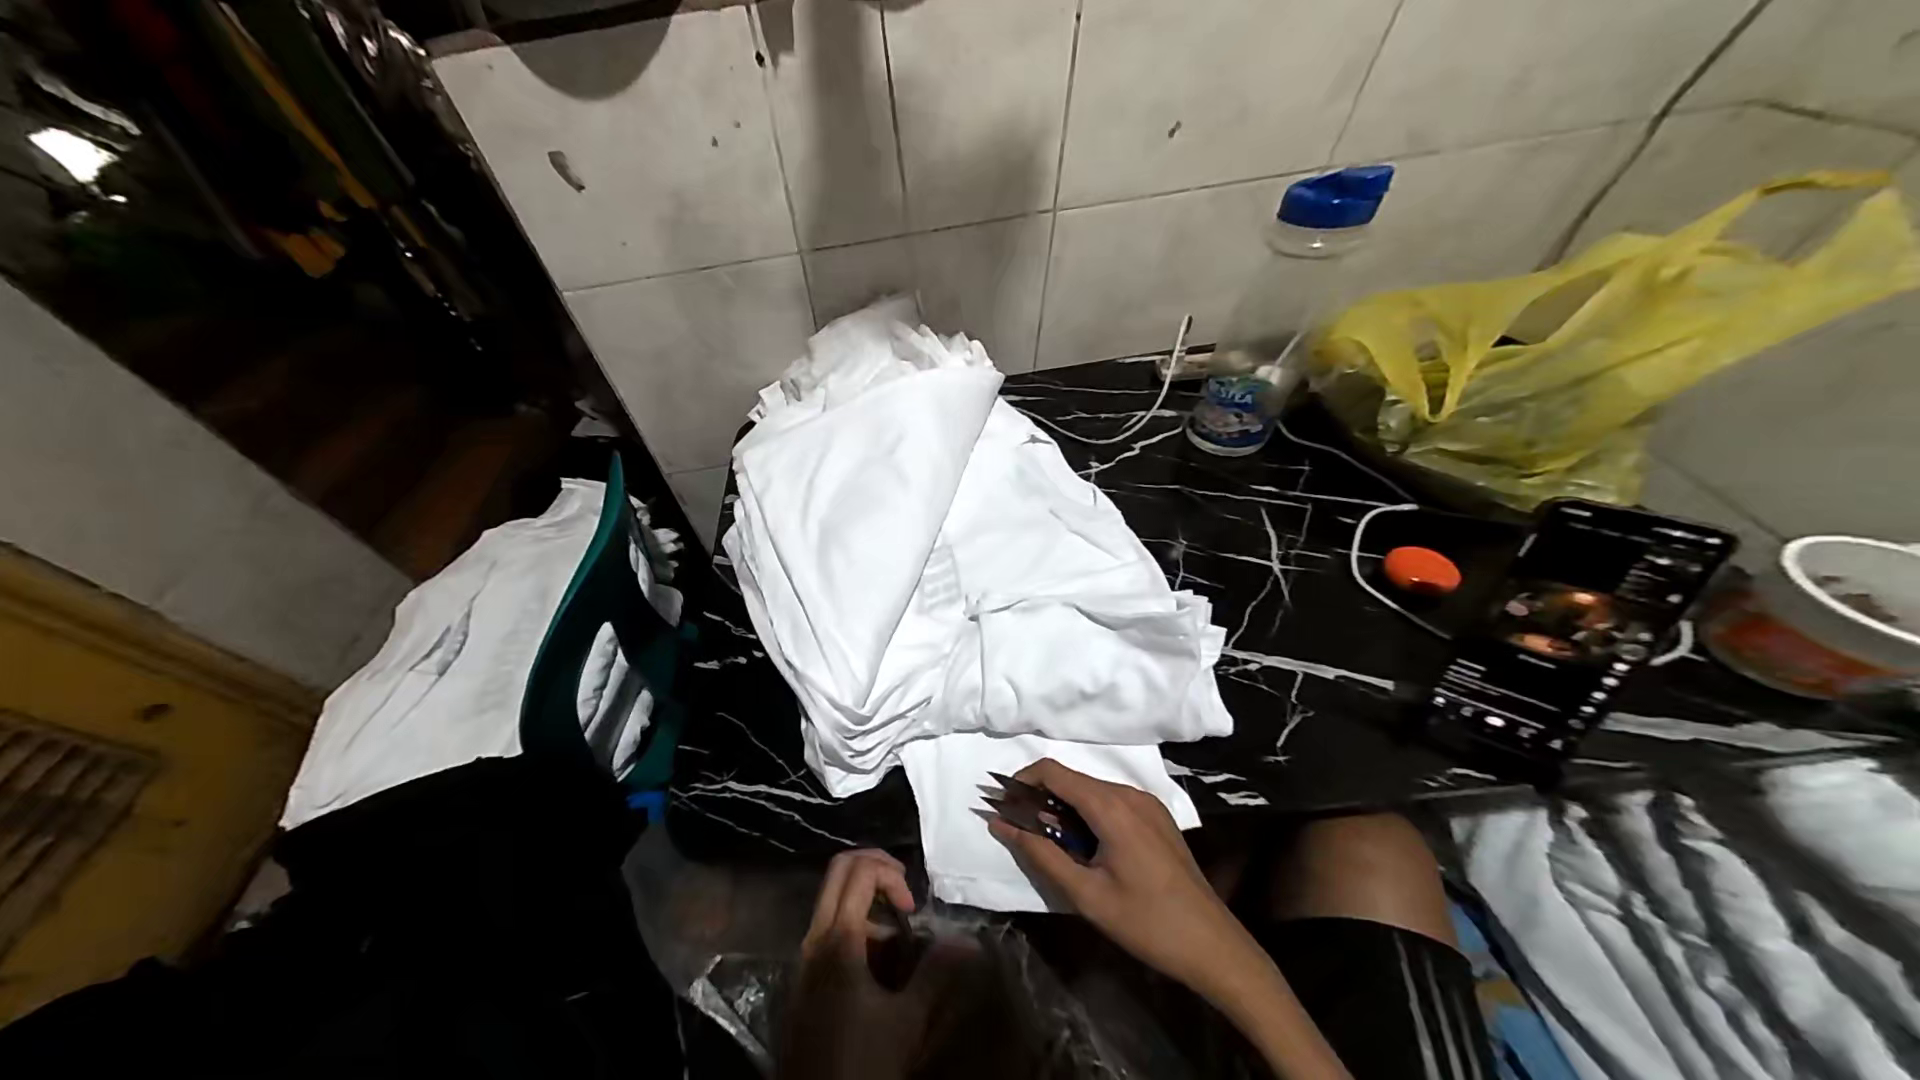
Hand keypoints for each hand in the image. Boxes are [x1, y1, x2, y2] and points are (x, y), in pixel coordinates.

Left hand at [779, 850, 946, 1079]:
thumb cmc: (862, 1062)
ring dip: (866, 894)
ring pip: (832, 895)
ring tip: (896, 925)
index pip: (860, 872)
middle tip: (904, 888)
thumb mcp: (907, 1020)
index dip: (891, 875)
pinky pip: (828, 923)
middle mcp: (815, 936)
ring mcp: (805, 954)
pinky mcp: (804, 972)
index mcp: (839, 939)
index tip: (912, 908)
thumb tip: (967, 940)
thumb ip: (936, 973)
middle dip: (875, 865)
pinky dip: (855, 918)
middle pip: (839, 870)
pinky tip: (878, 955)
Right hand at [987, 760, 1266, 1002]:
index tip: (1002, 806)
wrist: (1213, 945)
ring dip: (1065, 809)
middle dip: (1041, 800)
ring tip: (1052, 847)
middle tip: (1022, 833)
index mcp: (1111, 806)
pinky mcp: (1157, 817)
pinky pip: (1112, 802)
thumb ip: (1040, 853)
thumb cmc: (1145, 922)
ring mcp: (1147, 803)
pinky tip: (1087, 849)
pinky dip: (1089, 815)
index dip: (1021, 782)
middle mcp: (1129, 793)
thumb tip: (1000, 822)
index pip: (1053, 771)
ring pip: (1091, 791)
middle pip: (1072, 780)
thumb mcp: (1085, 894)